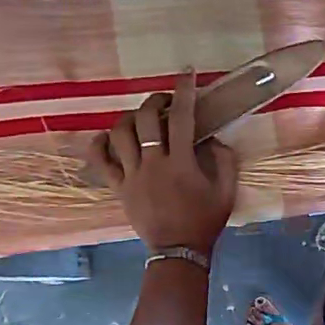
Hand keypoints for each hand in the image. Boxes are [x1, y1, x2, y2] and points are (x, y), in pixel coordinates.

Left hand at [89, 73, 238, 255]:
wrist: (178, 251)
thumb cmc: (204, 221)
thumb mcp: (226, 192)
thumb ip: (224, 161)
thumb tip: (215, 139)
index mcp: (182, 163)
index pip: (183, 117)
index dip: (184, 91)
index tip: (186, 74)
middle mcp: (154, 163)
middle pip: (147, 119)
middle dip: (155, 101)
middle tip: (164, 101)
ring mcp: (132, 175)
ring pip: (121, 134)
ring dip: (130, 118)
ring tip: (140, 118)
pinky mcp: (119, 187)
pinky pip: (101, 161)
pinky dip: (98, 145)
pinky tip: (105, 137)